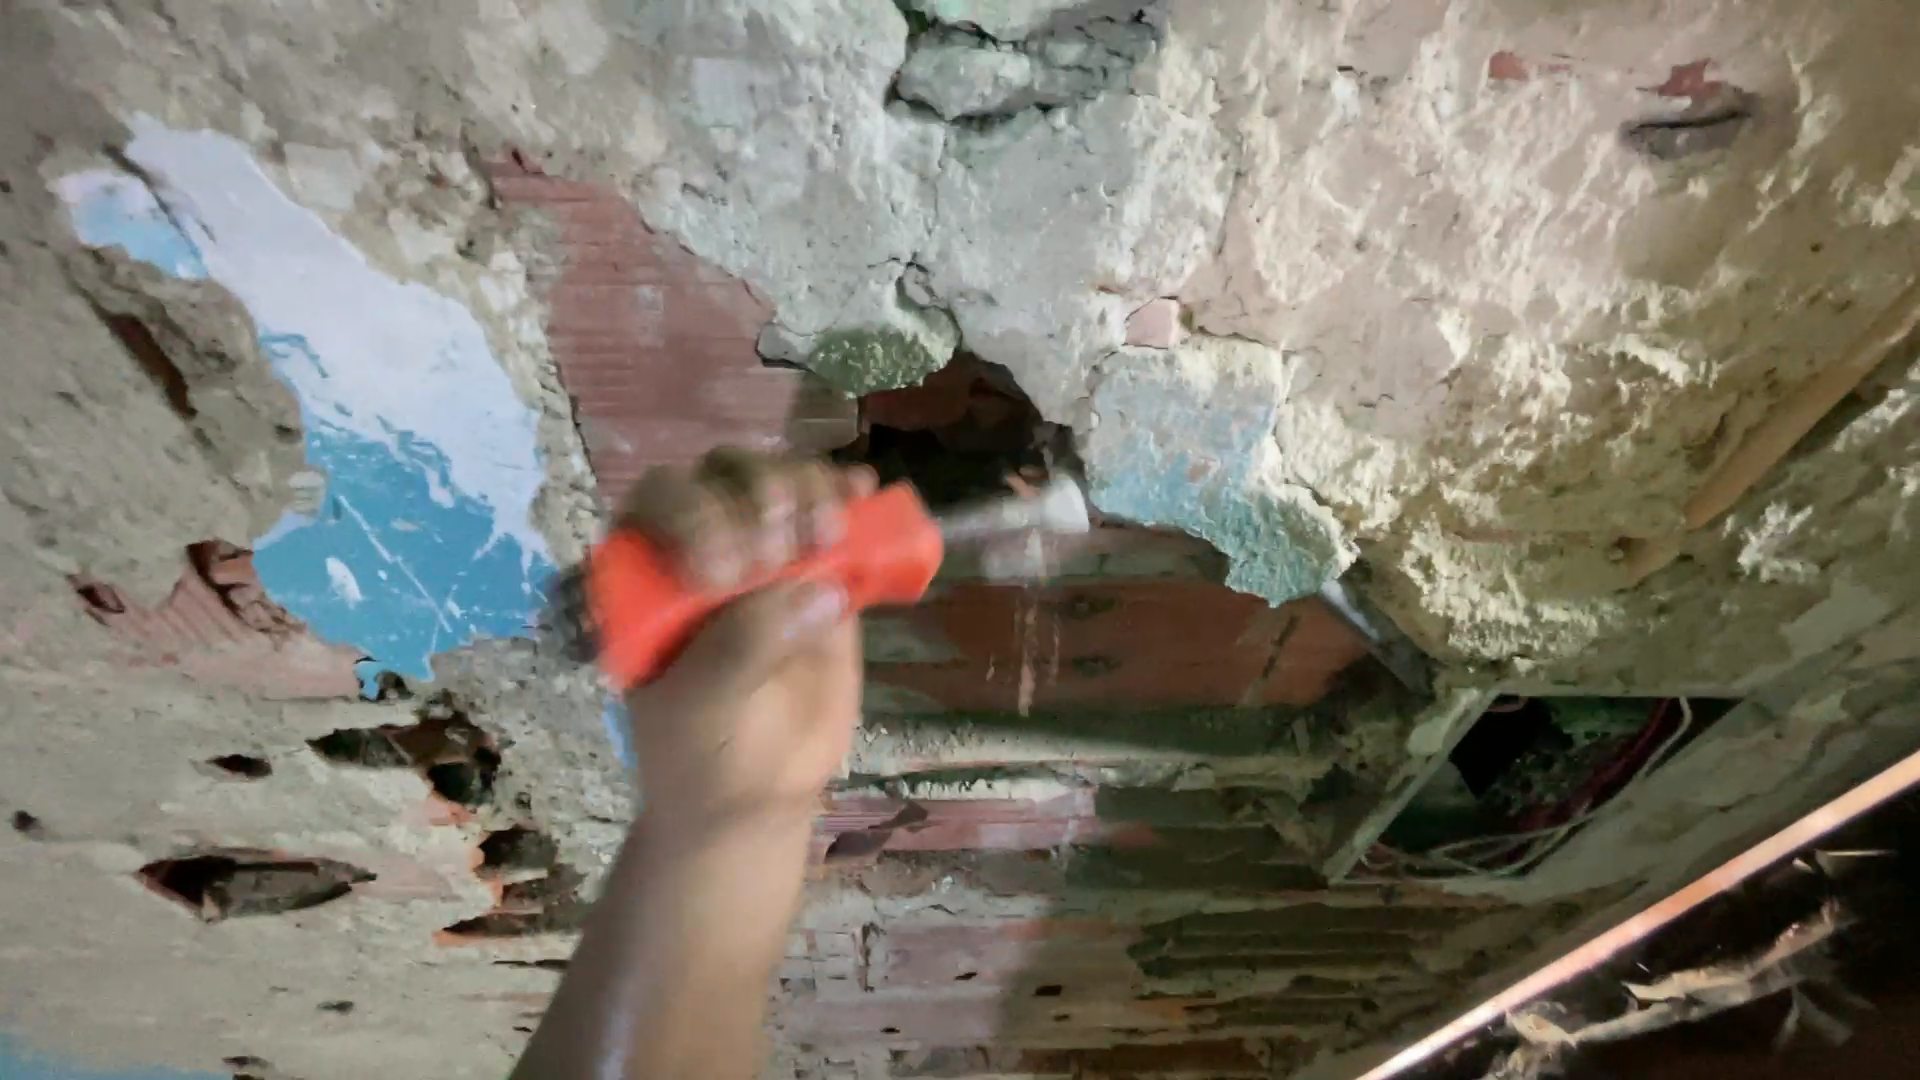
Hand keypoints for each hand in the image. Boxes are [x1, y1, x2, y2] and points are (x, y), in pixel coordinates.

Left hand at [614, 448, 875, 824]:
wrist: (761, 790)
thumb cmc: (706, 755)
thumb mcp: (702, 708)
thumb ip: (742, 645)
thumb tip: (814, 586)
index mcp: (649, 575)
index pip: (660, 505)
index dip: (694, 516)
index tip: (726, 572)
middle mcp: (704, 550)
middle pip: (725, 478)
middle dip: (758, 497)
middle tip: (782, 552)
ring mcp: (768, 557)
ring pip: (783, 487)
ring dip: (809, 489)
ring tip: (831, 530)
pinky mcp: (820, 573)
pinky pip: (835, 522)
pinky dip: (849, 499)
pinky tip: (863, 489)